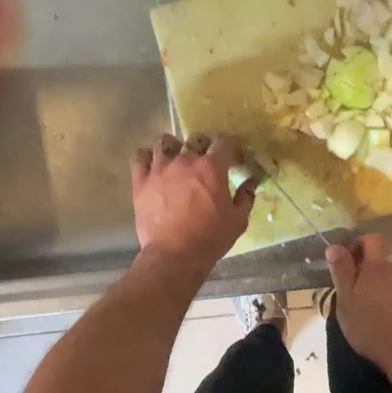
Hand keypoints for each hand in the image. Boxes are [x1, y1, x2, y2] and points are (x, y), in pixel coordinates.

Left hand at [130, 133, 254, 271]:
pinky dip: (146, 157)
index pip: (225, 142)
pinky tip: (151, 166)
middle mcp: (186, 160)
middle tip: (205, 162)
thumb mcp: (238, 221)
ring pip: (165, 142)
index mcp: (212, 167)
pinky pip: (140, 157)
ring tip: (175, 159)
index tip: (233, 160)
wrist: (174, 254)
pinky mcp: (141, 181)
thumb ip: (246, 197)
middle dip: (204, 146)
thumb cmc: (210, 238)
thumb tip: (251, 182)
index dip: (231, 149)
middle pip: (196, 138)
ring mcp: (161, 168)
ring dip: (173, 147)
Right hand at [325, 234, 391, 379]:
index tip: (348, 264)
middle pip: (381, 266)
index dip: (359, 245)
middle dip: (368, 277)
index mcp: (376, 269)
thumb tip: (334, 246)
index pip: (372, 240)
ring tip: (374, 319)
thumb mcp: (346, 302)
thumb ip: (342, 273)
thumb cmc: (372, 328)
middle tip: (356, 302)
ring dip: (382, 294)